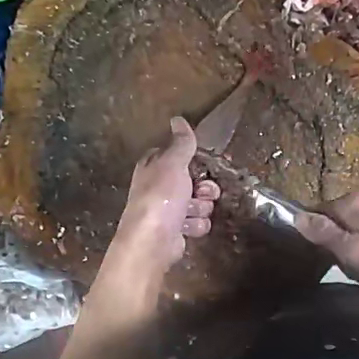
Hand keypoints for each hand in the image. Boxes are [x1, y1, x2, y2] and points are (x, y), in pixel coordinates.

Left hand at [93, 117, 220, 305]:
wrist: (153, 240)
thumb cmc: (161, 197)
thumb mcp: (173, 163)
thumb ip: (181, 143)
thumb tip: (178, 119)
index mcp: (154, 167)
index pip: (179, 157)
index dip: (194, 161)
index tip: (205, 164)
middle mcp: (160, 186)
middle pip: (194, 181)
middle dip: (204, 188)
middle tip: (203, 193)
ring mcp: (169, 209)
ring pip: (199, 203)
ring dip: (201, 208)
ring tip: (191, 212)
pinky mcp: (177, 229)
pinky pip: (197, 222)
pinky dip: (196, 225)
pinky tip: (188, 228)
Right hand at [293, 194, 358, 290]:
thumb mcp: (351, 250)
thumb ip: (324, 234)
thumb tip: (296, 217)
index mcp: (349, 203)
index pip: (315, 211)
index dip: (307, 232)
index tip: (305, 254)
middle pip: (334, 219)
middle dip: (330, 240)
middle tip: (328, 266)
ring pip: (352, 228)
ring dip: (349, 246)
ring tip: (351, 267)